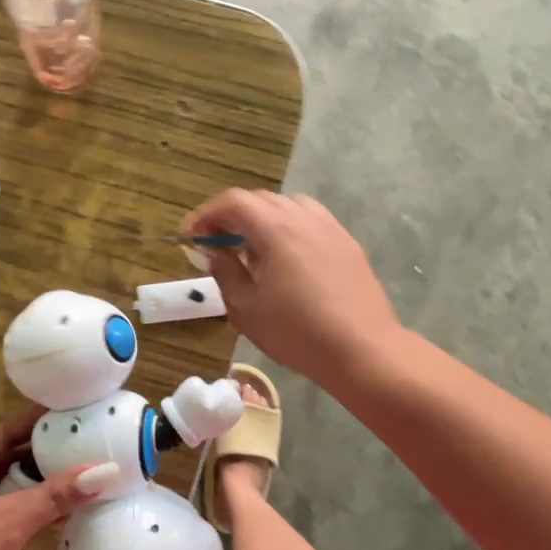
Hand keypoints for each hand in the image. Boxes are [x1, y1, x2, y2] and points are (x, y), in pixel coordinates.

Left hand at [0, 410, 116, 549]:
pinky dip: (43, 507)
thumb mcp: (10, 520)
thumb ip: (56, 495)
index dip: (34, 422)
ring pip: (17, 486)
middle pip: (11, 457)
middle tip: (88, 439)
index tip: (69, 411)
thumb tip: (105, 470)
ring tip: (89, 467)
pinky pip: (20, 510)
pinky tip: (75, 504)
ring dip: (47, 482)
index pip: (2, 433)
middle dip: (46, 452)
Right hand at [182, 190, 403, 388]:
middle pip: (260, 199)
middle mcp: (304, 218)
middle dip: (230, 216)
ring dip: (261, 219)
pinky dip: (287, 228)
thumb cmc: (295, 332)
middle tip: (214, 244)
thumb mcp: (244, 308)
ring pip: (288, 206)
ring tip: (250, 248)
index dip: (204, 215)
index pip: (233, 202)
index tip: (189, 237)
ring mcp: (330, 229)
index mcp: (276, 230)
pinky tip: (284, 258)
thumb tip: (216, 252)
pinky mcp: (347, 244)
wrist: (362, 350)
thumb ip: (225, 271)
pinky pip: (310, 221)